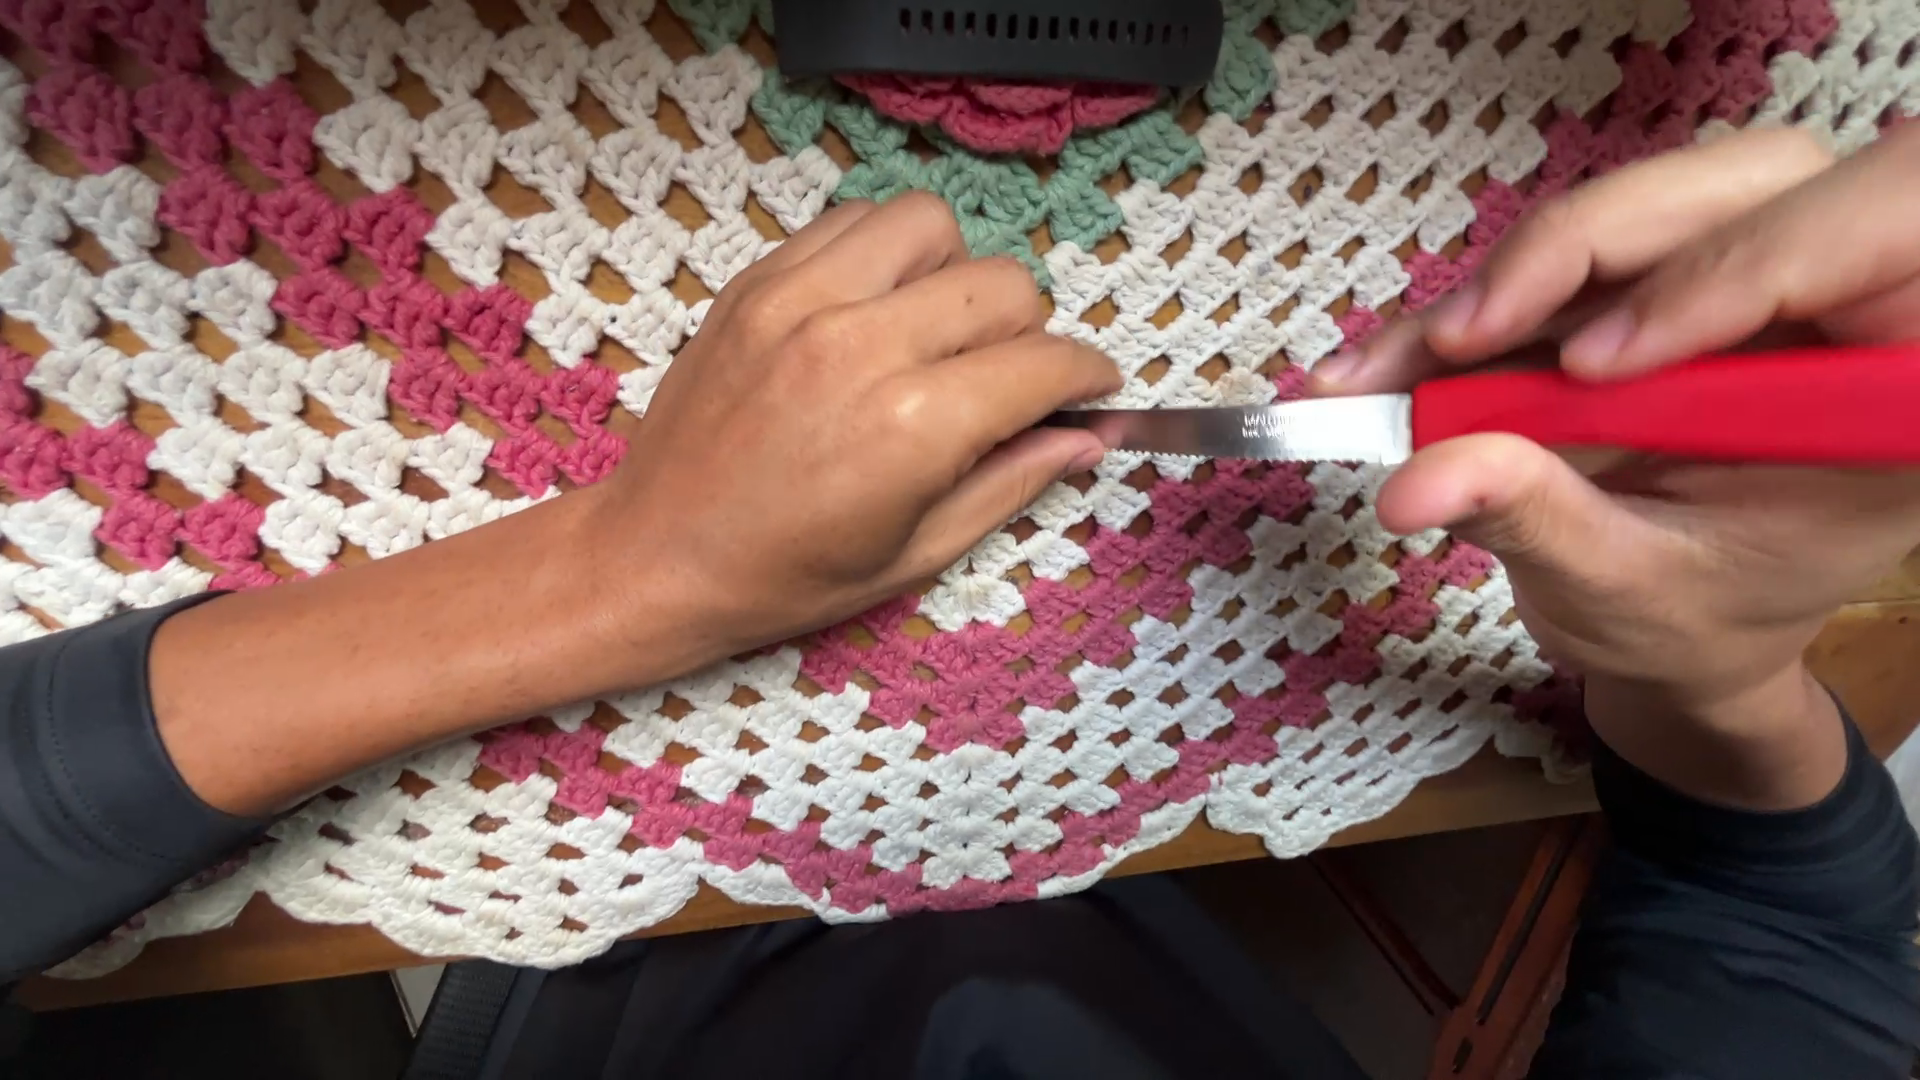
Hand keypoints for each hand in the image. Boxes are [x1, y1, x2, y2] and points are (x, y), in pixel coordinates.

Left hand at [151, 193, 1117, 814]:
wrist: (654, 554)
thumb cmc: (788, 578)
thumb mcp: (915, 555)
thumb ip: (1011, 483)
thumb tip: (1089, 437)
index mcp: (912, 427)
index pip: (1043, 363)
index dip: (1088, 376)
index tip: (1094, 390)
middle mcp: (863, 342)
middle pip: (1005, 284)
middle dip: (1032, 333)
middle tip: (1008, 381)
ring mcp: (803, 297)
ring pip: (936, 228)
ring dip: (961, 279)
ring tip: (940, 335)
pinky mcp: (759, 279)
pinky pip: (857, 223)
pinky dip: (890, 256)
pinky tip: (878, 311)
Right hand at [1310, 126, 1919, 805]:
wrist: (1662, 629)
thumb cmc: (1686, 621)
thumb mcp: (1617, 586)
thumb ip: (1529, 519)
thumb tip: (1410, 482)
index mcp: (1892, 375)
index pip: (1886, 231)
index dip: (1737, 266)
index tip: (1585, 369)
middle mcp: (1817, 306)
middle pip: (1719, 193)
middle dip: (1567, 257)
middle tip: (1451, 343)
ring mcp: (1706, 296)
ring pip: (1603, 226)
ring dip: (1471, 301)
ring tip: (1366, 381)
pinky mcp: (1614, 309)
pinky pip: (1524, 285)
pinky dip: (1433, 333)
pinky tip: (1365, 377)